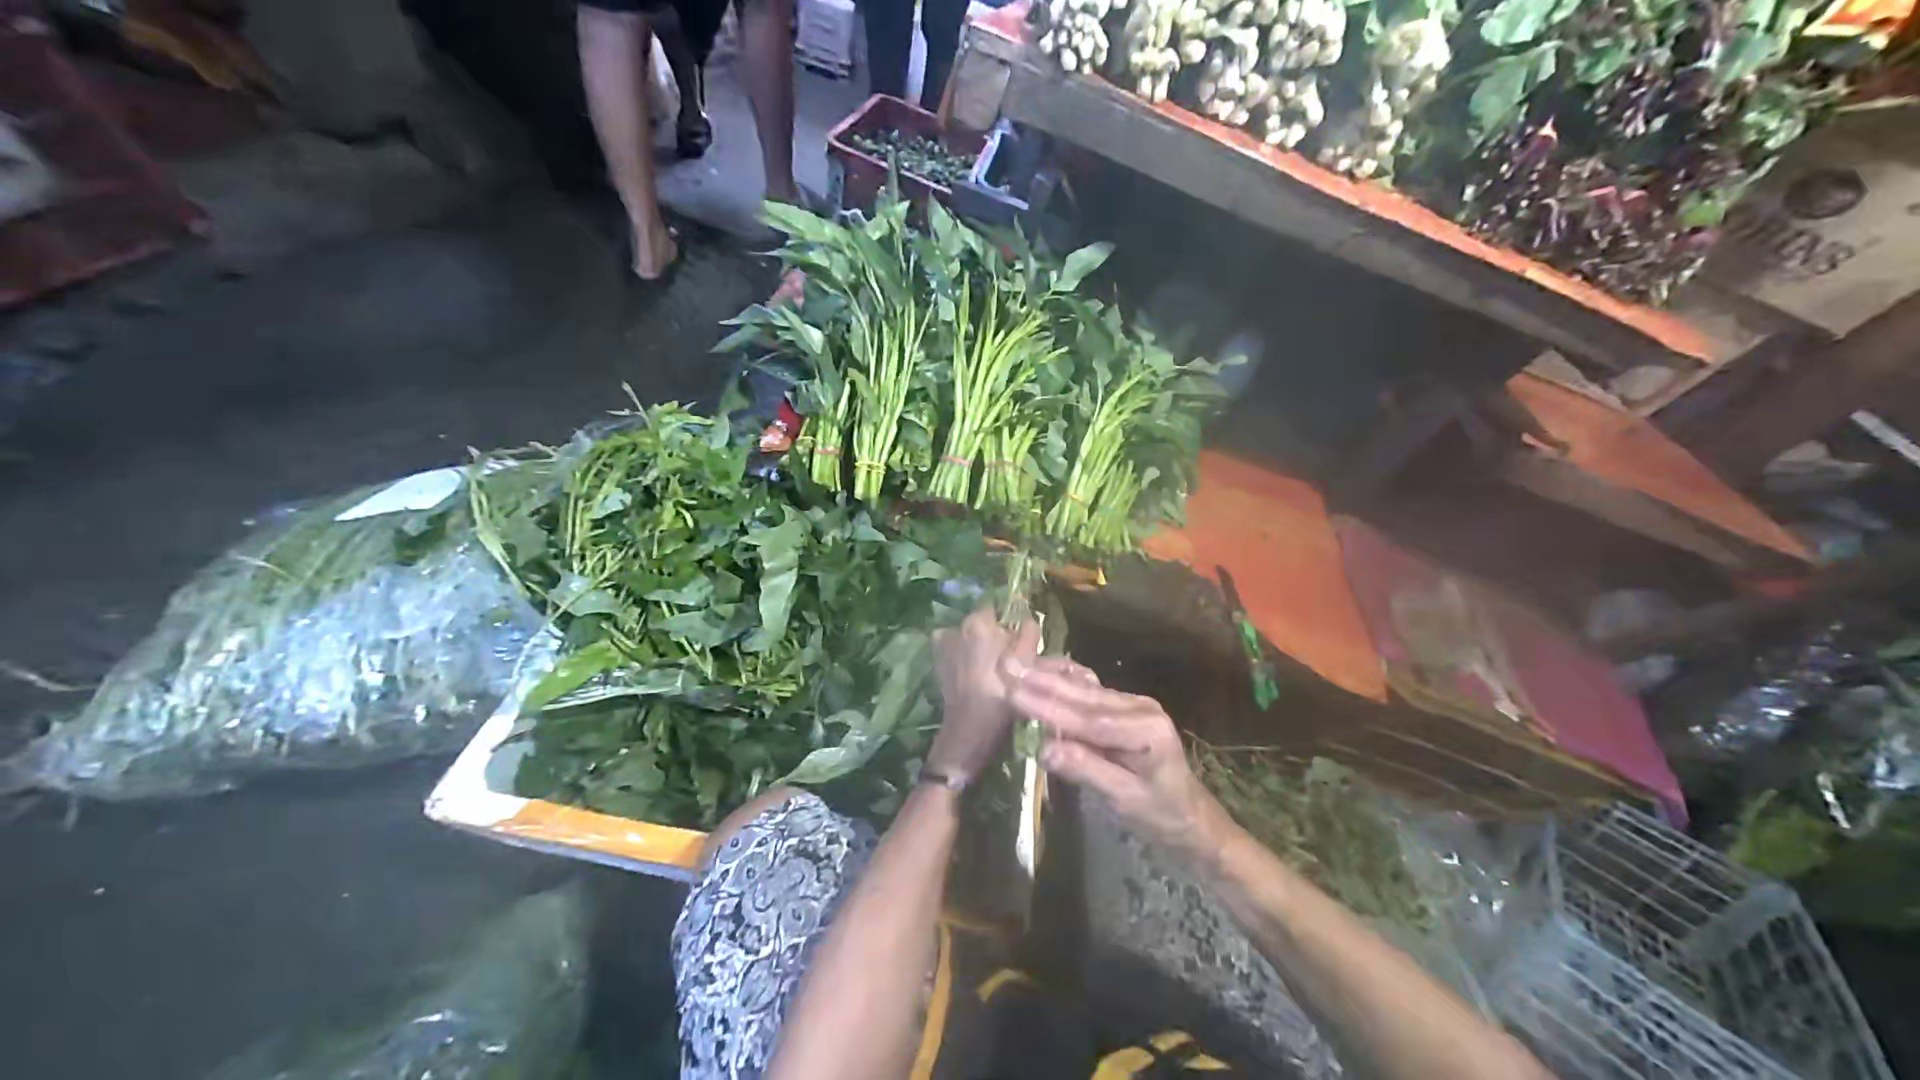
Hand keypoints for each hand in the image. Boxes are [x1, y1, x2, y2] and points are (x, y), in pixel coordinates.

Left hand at [926, 608, 1039, 782]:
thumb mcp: (1026, 662)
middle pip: (982, 623)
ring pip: (969, 638)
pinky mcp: (937, 665)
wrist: (970, 731)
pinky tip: (979, 676)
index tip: (1021, 635)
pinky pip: (958, 653)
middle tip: (1011, 656)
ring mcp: (942, 647)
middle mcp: (955, 628)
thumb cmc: (1001, 695)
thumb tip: (1028, 619)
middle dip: (995, 634)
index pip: (997, 607)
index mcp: (977, 623)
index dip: (1010, 620)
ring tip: (995, 669)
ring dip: (980, 647)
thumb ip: (1028, 633)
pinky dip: (967, 659)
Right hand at [1002, 657, 1234, 866]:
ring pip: (1085, 693)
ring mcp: (1135, 705)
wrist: (1192, 819)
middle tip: (1007, 667)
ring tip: (1016, 668)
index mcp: (1146, 731)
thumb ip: (1086, 770)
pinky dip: (1063, 688)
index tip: (1013, 693)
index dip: (1048, 707)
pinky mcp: (1127, 709)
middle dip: (1043, 683)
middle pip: (1084, 698)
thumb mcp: (1124, 801)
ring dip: (1049, 681)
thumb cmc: (1161, 816)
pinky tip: (1042, 676)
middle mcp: (1142, 708)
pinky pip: (1091, 696)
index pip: (1088, 719)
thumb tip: (1045, 750)